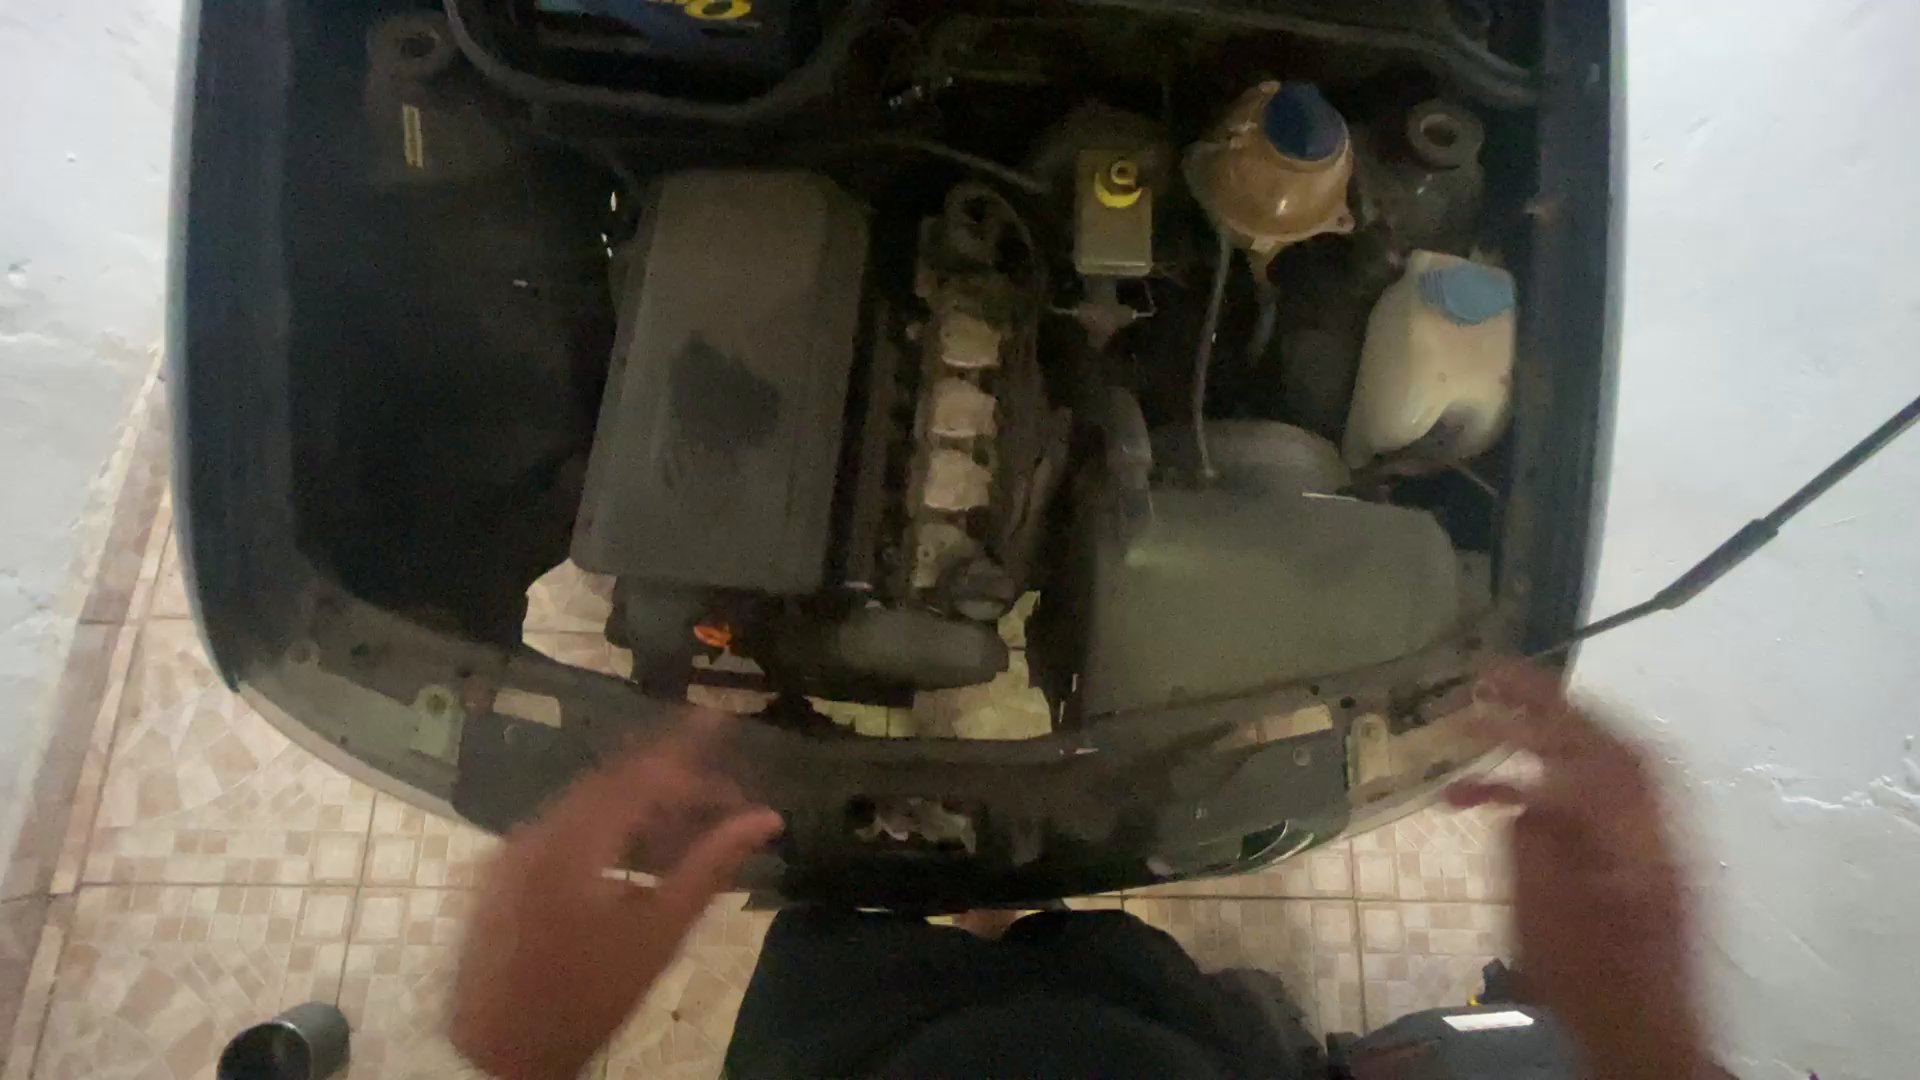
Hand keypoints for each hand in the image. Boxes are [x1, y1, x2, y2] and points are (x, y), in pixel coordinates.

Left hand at [448, 717, 782, 1079]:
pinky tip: (637, 845)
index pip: (642, 770)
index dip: (687, 743)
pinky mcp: (503, 871)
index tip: (723, 719)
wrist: (492, 1064)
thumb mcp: (660, 932)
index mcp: (574, 841)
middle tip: (718, 790)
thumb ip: (714, 863)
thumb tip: (767, 817)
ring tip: (688, 819)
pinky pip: (566, 823)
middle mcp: (536, 830)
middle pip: (616, 779)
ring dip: (642, 800)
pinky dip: (608, 821)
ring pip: (590, 800)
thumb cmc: (587, 998)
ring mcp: (513, 850)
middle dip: (671, 776)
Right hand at [1447, 662, 1708, 1079]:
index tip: (1495, 674)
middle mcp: (1650, 833)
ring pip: (1596, 773)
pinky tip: (1473, 796)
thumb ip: (1534, 836)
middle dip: (1549, 706)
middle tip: (1488, 680)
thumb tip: (1521, 788)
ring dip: (1535, 744)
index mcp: (1634, 841)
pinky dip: (1529, 790)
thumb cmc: (1581, 979)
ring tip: (1474, 729)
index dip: (1550, 704)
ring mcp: (1643, 847)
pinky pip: (1582, 807)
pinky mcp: (1628, 862)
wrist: (1639, 1040)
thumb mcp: (1542, 908)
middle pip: (1611, 748)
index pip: (1600, 751)